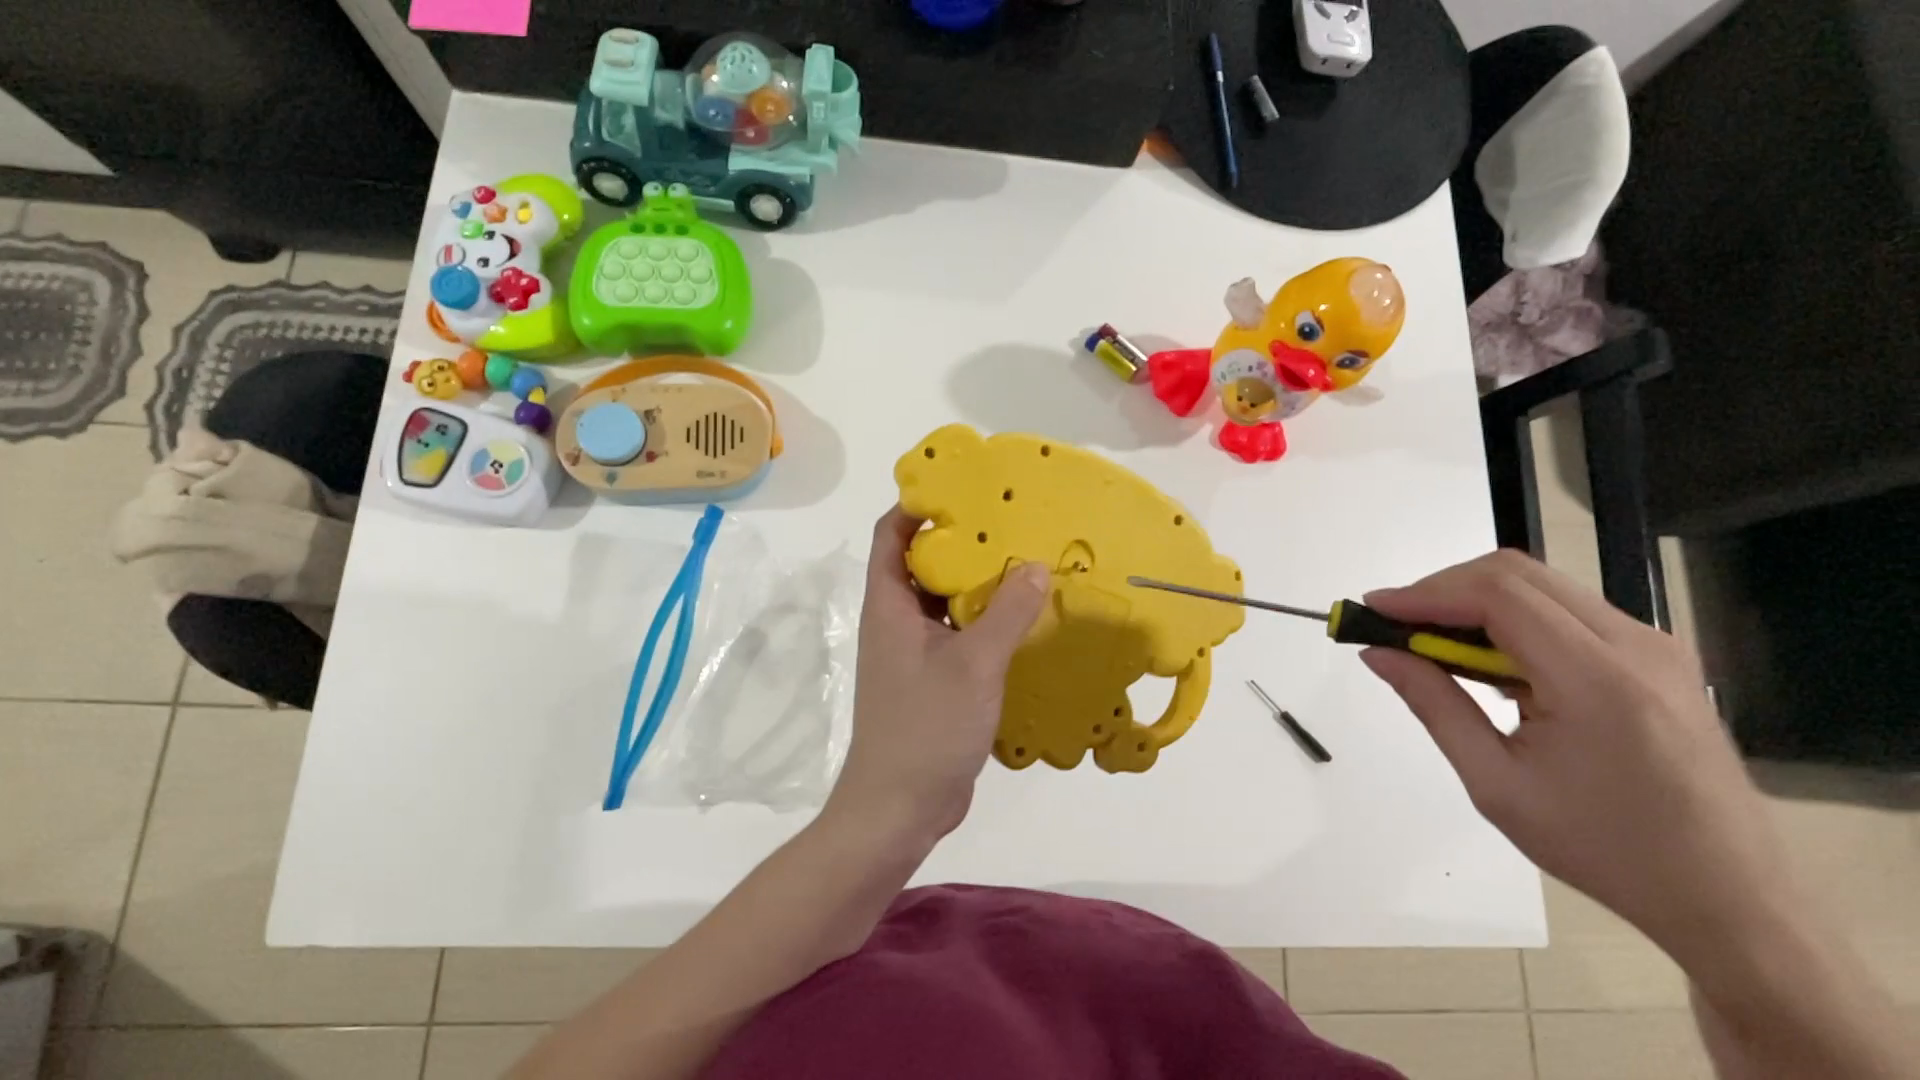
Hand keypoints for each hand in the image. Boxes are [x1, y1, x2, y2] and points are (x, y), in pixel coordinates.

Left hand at [825, 508, 1048, 843]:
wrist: (898, 808)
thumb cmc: (925, 728)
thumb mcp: (972, 666)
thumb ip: (1005, 614)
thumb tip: (1034, 565)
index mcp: (889, 606)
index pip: (893, 535)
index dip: (920, 505)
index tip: (965, 487)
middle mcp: (896, 622)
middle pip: (923, 564)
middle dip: (963, 541)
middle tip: (1013, 523)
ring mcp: (913, 654)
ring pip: (945, 603)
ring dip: (979, 585)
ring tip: (1028, 563)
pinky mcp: (933, 682)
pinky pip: (958, 636)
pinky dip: (985, 623)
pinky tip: (1025, 621)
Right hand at [1360, 551, 1792, 954]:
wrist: (1726, 893)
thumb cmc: (1603, 849)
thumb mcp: (1498, 785)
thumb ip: (1435, 707)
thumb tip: (1378, 653)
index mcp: (1598, 680)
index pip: (1497, 595)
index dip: (1426, 592)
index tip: (1373, 610)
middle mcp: (1635, 644)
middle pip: (1518, 575)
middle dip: (1444, 589)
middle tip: (1395, 625)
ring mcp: (1655, 646)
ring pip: (1544, 587)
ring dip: (1477, 602)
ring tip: (1430, 644)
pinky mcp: (1658, 658)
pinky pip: (1570, 612)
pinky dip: (1514, 620)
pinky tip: (1488, 663)